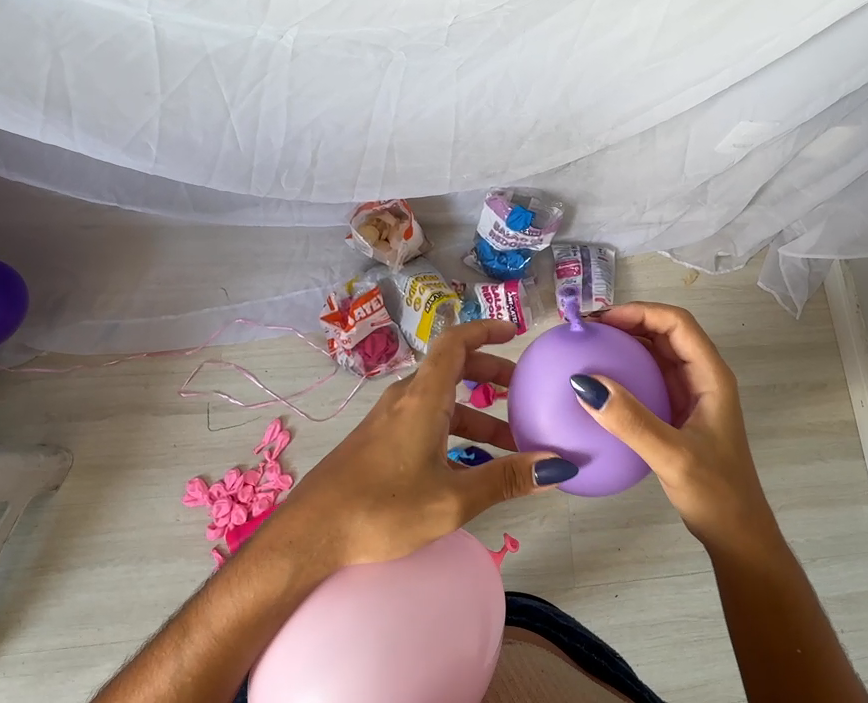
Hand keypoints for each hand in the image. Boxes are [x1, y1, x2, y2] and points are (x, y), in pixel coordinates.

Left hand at [261, 319, 576, 569]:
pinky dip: (453, 433)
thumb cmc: (382, 510)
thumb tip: (559, 466)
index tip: (514, 333)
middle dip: (491, 376)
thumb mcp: (453, 499)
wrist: (308, 536)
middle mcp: (405, 400)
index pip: (456, 342)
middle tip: (522, 393)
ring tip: (508, 445)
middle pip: (452, 370)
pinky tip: (468, 471)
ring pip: (440, 403)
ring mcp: (387, 422)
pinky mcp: (377, 445)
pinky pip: (425, 423)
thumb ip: (507, 479)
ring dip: (476, 415)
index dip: (486, 330)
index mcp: (423, 399)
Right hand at [572, 303, 776, 549]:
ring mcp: (690, 396)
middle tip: (586, 330)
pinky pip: (649, 381)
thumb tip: (585, 383)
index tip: (602, 320)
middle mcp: (702, 377)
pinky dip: (625, 374)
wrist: (737, 533)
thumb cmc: (716, 492)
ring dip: (625, 346)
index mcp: (712, 375)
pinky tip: (599, 386)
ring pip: (656, 355)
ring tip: (587, 348)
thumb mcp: (672, 455)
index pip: (677, 323)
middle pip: (665, 333)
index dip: (641, 312)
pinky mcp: (677, 414)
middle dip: (628, 323)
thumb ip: (631, 420)